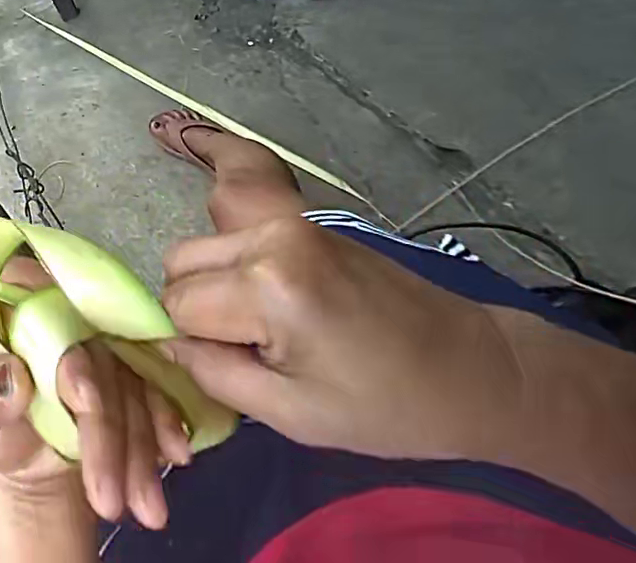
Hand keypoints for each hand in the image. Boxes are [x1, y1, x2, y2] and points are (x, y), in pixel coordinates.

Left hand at [0, 259, 192, 528]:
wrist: (29, 471)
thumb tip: (10, 375)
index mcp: (12, 308)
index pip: (30, 284)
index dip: (56, 324)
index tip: (75, 389)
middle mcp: (60, 311)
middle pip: (91, 346)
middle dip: (104, 421)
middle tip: (105, 488)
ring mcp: (99, 338)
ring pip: (126, 376)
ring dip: (135, 445)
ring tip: (135, 503)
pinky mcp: (130, 365)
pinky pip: (154, 387)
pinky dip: (164, 424)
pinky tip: (172, 455)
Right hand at [161, 217, 526, 462]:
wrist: (468, 365)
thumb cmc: (385, 406)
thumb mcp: (292, 414)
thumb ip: (214, 376)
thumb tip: (166, 346)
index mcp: (268, 285)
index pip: (177, 304)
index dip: (183, 343)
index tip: (213, 370)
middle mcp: (268, 237)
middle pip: (179, 264)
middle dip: (189, 310)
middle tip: (235, 352)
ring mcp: (284, 222)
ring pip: (201, 249)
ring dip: (208, 289)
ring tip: (254, 331)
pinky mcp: (298, 221)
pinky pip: (234, 243)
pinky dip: (231, 273)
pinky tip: (271, 308)